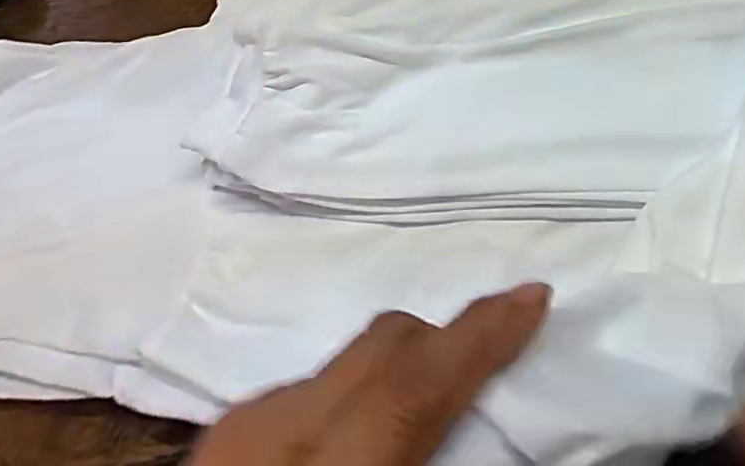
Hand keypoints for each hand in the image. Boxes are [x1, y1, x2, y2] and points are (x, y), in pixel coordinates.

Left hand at [188, 283, 550, 465]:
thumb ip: (428, 457)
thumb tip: (479, 435)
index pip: (414, 383)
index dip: (482, 335)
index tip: (534, 295)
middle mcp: (272, 439)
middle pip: (382, 344)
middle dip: (447, 338)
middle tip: (490, 359)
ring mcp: (229, 439)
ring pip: (345, 357)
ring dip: (399, 365)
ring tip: (423, 409)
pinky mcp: (210, 447)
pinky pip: (305, 389)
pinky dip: (350, 393)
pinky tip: (349, 444)